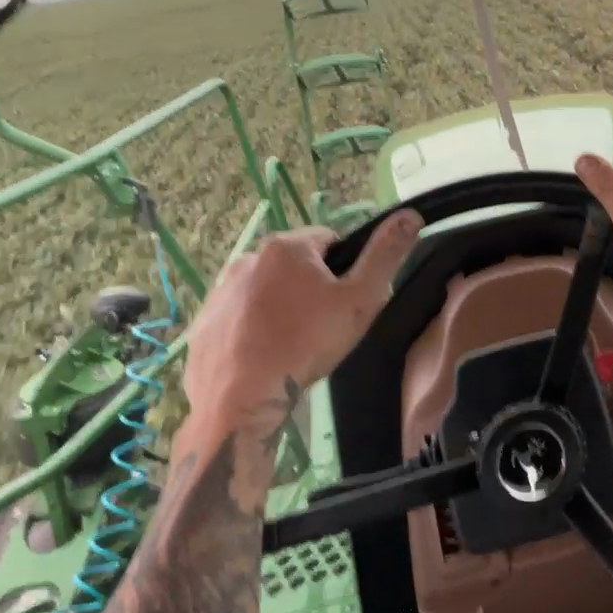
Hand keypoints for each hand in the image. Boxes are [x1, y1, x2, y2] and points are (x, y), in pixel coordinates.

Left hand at [182, 214, 422, 428]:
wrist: (239, 398)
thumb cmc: (307, 342)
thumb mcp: (360, 299)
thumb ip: (385, 255)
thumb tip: (410, 214)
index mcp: (287, 247)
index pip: (330, 240)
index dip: (346, 268)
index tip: (347, 300)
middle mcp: (248, 257)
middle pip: (295, 264)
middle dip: (311, 286)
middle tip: (324, 324)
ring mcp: (220, 290)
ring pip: (265, 288)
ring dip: (281, 304)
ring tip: (293, 342)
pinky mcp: (202, 321)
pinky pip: (238, 314)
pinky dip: (252, 327)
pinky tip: (264, 355)